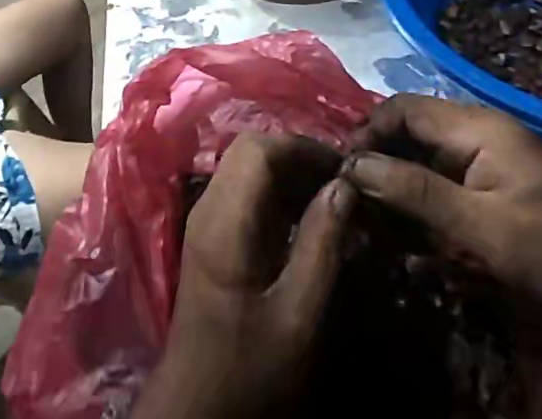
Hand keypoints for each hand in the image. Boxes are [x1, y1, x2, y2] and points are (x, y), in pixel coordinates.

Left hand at [132, 134, 353, 418]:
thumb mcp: (297, 314)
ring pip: (246, 163)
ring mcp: (205, 216)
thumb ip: (320, 246)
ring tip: (331, 192)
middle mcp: (208, 206)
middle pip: (250, 148)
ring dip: (289, 168)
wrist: (196, 402)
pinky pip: (244, 187)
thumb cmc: (249, 365)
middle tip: (340, 178)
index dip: (303, 148)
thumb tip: (344, 186)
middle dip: (298, 153)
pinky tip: (307, 212)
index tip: (344, 166)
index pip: (259, 149)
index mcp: (224, 221)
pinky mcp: (211, 230)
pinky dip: (277, 187)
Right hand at [345, 94, 541, 334]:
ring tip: (368, 216)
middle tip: (349, 197)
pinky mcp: (497, 188)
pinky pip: (444, 182)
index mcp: (479, 127)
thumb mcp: (486, 228)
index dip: (367, 132)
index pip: (403, 108)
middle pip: (411, 129)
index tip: (340, 171)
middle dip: (377, 157)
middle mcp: (481, 133)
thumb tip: (353, 164)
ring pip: (424, 157)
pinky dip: (420, 200)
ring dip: (396, 181)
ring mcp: (490, 161)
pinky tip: (404, 230)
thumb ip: (417, 193)